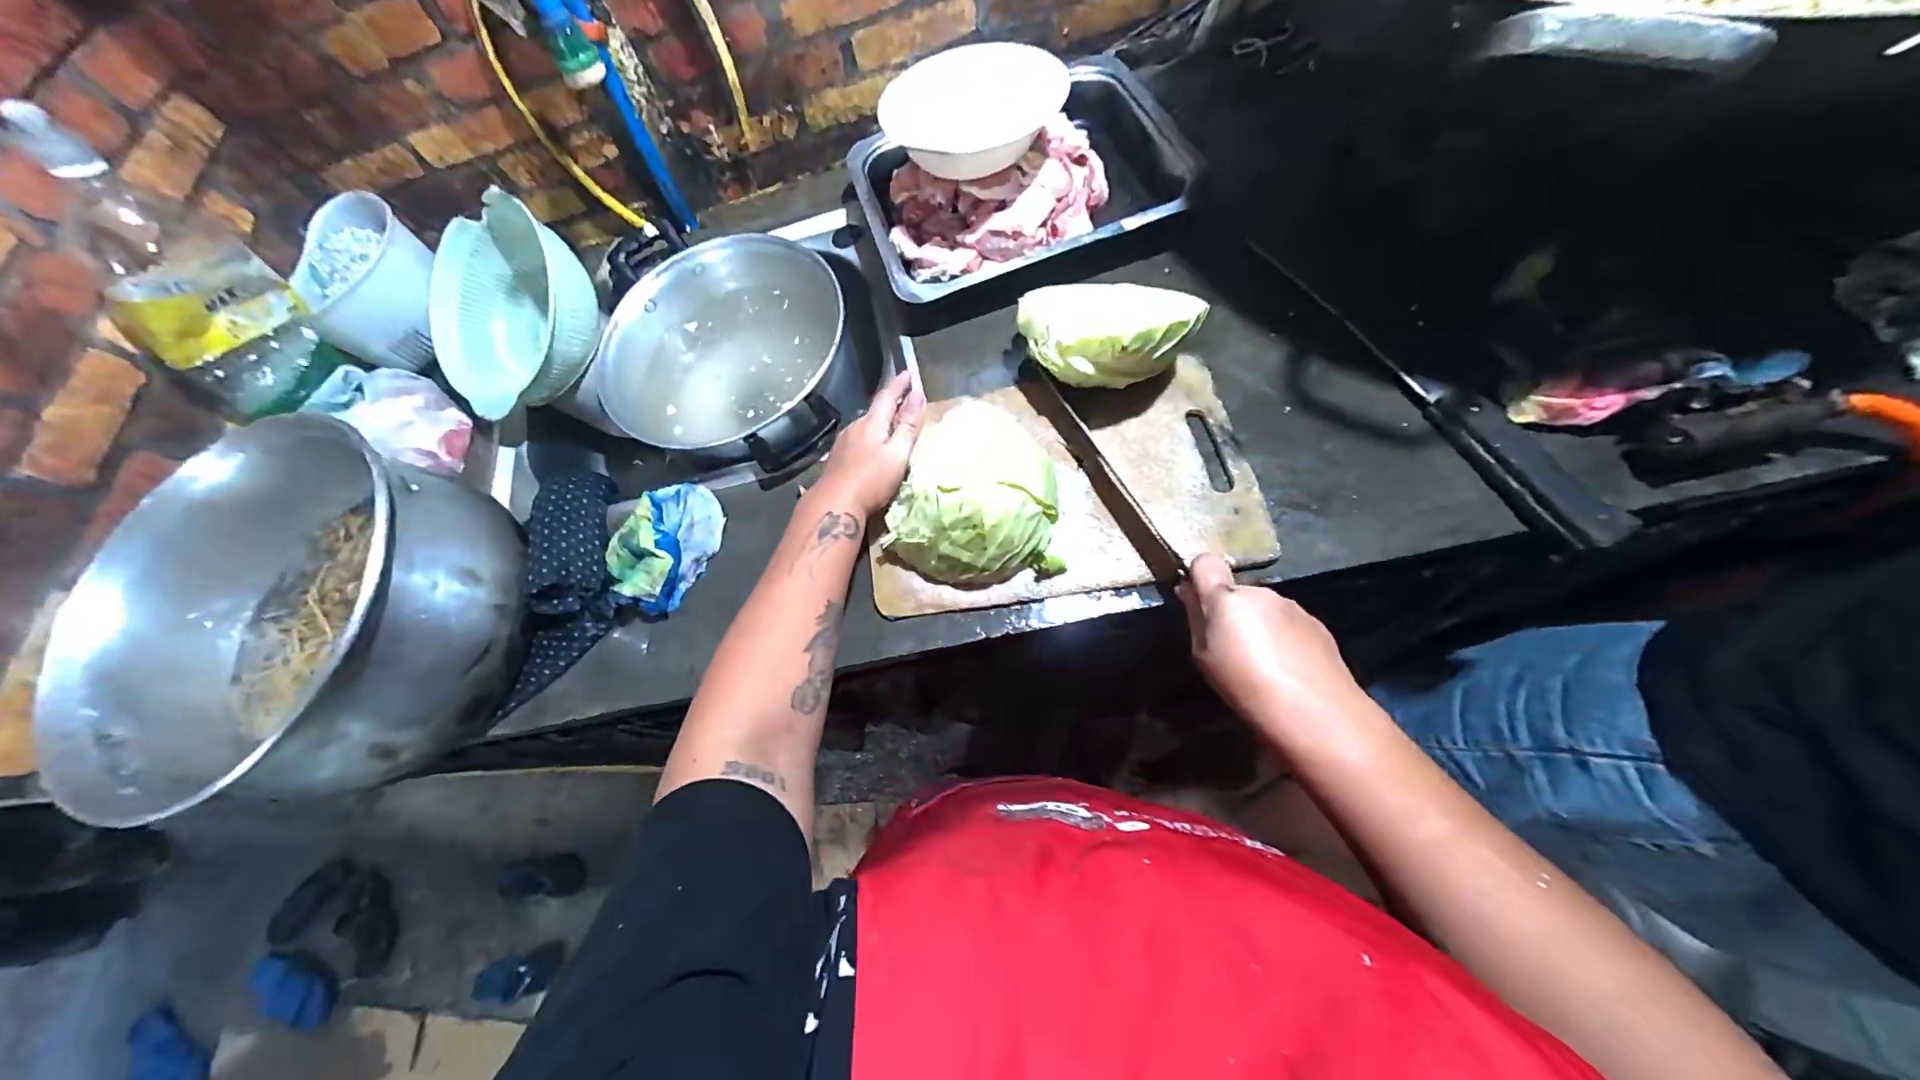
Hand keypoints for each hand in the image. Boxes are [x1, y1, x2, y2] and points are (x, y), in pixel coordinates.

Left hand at [813, 371, 925, 515]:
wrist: (835, 503)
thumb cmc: (872, 479)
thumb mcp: (898, 453)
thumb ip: (908, 425)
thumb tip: (918, 394)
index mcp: (871, 423)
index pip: (887, 396)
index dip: (899, 384)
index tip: (909, 373)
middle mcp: (855, 427)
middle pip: (875, 410)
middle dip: (890, 403)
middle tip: (905, 400)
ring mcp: (843, 442)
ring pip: (865, 425)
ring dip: (879, 422)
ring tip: (891, 425)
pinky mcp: (838, 458)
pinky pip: (858, 439)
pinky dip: (870, 437)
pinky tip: (872, 447)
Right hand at [1177, 554, 1365, 725]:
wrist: (1316, 711)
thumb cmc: (1245, 685)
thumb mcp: (1204, 656)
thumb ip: (1196, 617)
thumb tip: (1189, 590)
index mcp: (1227, 598)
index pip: (1205, 562)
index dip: (1199, 578)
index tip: (1198, 603)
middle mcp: (1260, 592)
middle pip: (1236, 591)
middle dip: (1231, 611)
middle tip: (1231, 649)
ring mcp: (1292, 605)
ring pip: (1263, 608)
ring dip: (1258, 624)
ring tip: (1264, 664)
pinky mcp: (1316, 623)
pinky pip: (1287, 622)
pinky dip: (1282, 637)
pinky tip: (1288, 668)